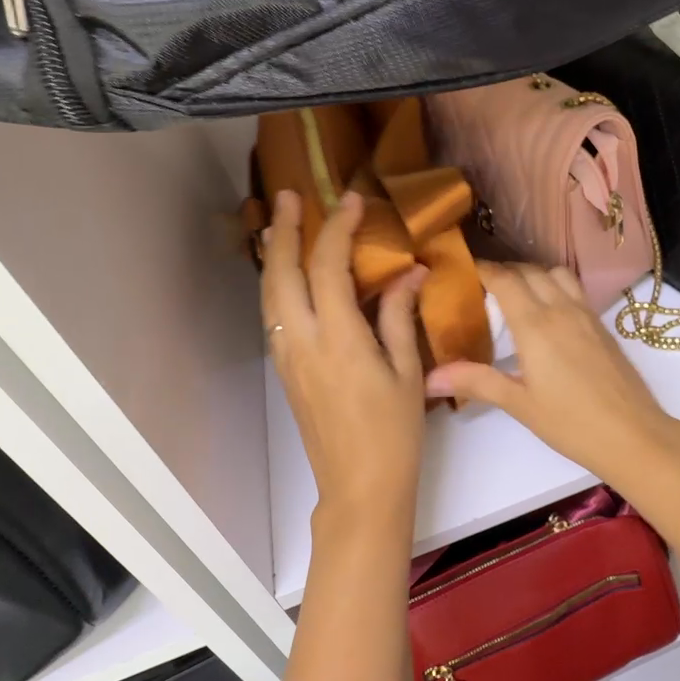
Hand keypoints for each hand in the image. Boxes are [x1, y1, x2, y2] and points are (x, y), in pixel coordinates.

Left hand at [263, 190, 427, 528]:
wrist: (358, 485)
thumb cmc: (394, 430)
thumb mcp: (408, 370)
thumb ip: (399, 315)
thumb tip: (409, 272)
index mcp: (339, 339)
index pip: (329, 268)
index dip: (338, 229)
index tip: (353, 200)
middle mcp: (304, 342)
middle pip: (282, 274)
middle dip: (285, 231)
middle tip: (289, 195)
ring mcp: (289, 357)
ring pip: (270, 295)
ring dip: (273, 256)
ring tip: (278, 224)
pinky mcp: (287, 370)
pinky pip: (274, 315)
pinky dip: (275, 284)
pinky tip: (286, 275)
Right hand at [425, 262, 679, 485]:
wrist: (633, 433)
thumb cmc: (571, 422)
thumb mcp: (519, 404)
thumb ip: (477, 382)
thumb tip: (430, 377)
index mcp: (536, 324)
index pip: (506, 280)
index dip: (484, 269)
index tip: (462, 270)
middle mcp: (561, 308)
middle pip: (530, 271)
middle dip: (506, 271)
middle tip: (483, 287)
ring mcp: (586, 314)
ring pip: (557, 274)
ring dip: (534, 275)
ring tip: (517, 296)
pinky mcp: (602, 325)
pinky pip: (575, 290)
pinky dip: (556, 287)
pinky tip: (548, 314)